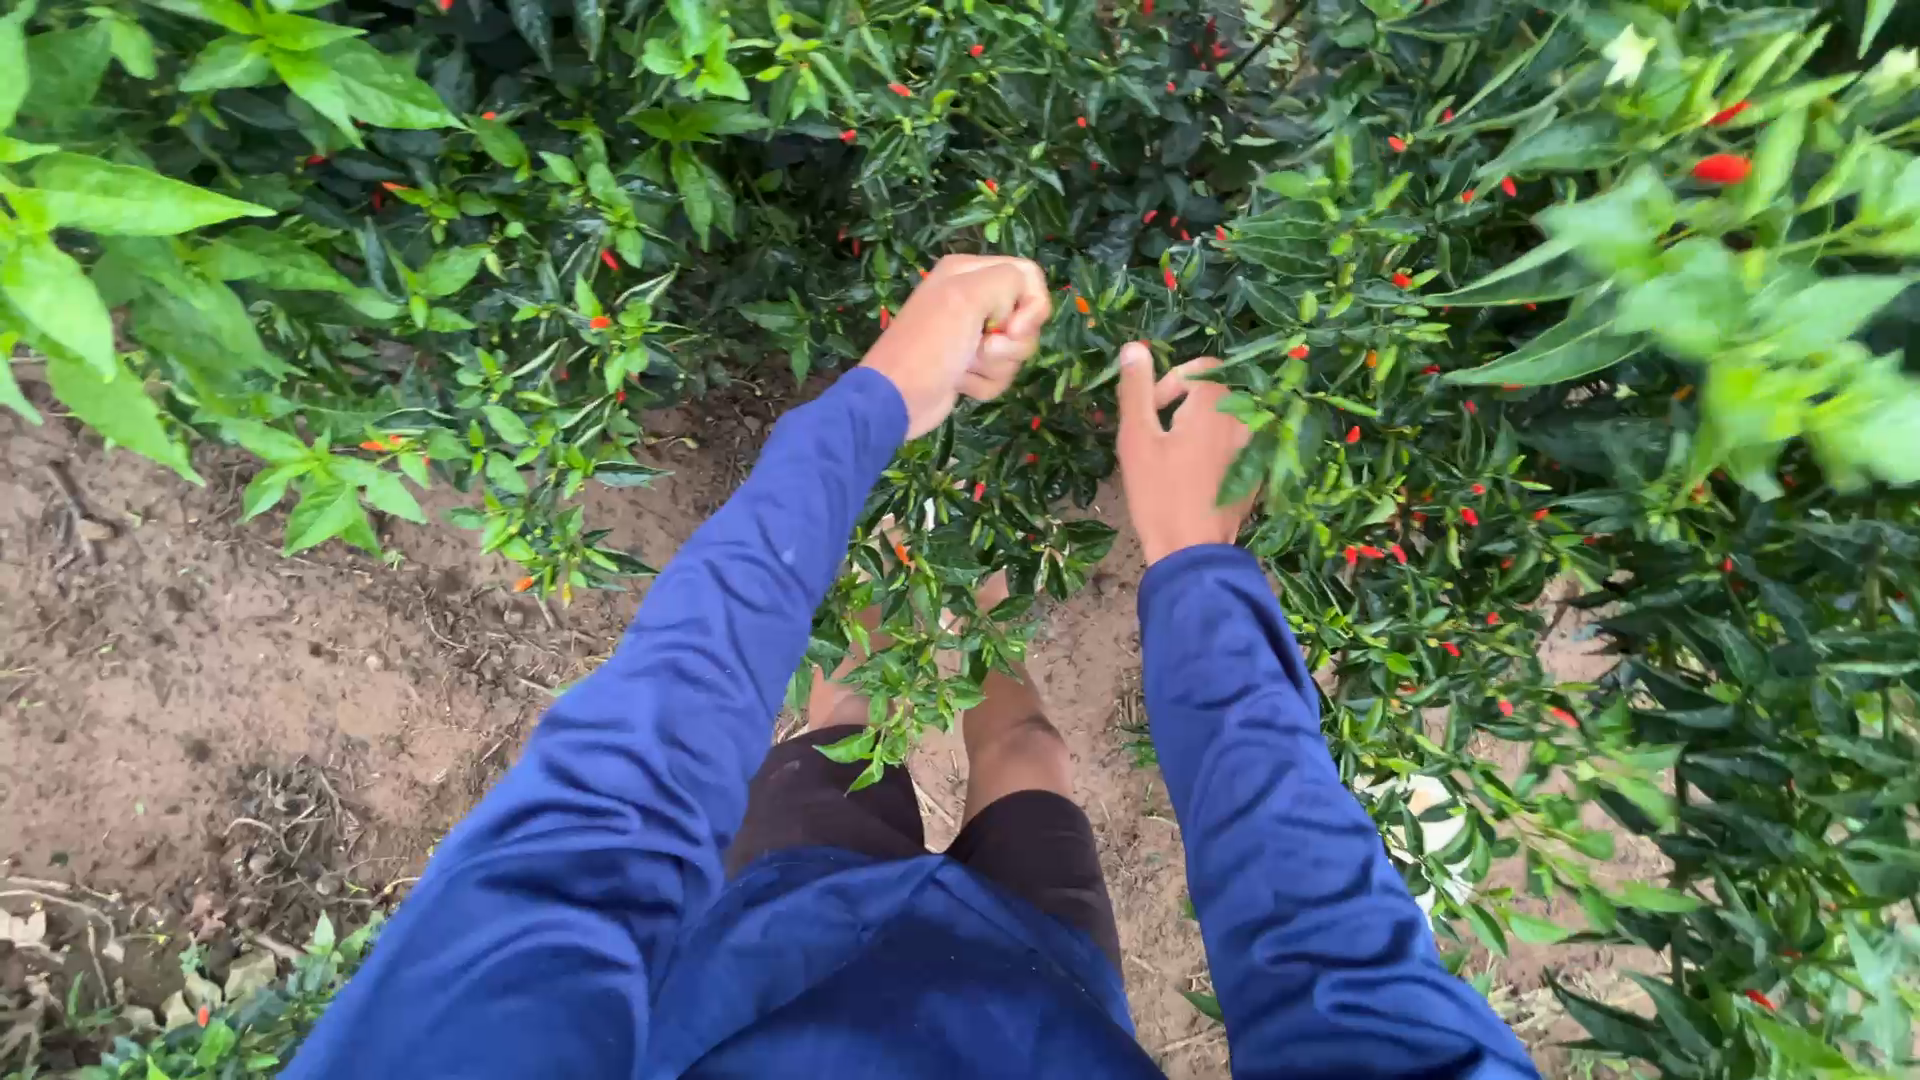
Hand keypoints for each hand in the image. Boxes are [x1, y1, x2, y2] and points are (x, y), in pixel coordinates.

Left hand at [858, 254, 1050, 437]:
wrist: (898, 397)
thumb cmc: (930, 344)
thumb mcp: (967, 297)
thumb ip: (1008, 281)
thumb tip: (1021, 310)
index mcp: (970, 272)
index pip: (1029, 277)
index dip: (1033, 305)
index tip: (1016, 328)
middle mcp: (973, 299)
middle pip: (1027, 318)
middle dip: (1011, 343)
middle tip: (983, 349)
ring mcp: (972, 335)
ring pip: (1015, 351)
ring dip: (994, 366)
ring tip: (964, 367)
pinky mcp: (971, 366)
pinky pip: (1000, 373)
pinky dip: (983, 383)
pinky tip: (958, 382)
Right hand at [1115, 341, 1255, 565]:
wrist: (1192, 550)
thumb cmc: (1159, 494)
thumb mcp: (1137, 439)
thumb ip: (1136, 390)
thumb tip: (1134, 348)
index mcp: (1217, 405)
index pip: (1202, 367)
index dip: (1171, 381)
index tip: (1152, 411)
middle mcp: (1245, 419)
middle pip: (1217, 390)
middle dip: (1186, 401)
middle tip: (1160, 431)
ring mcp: (1255, 447)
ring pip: (1228, 416)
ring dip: (1201, 422)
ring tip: (1175, 452)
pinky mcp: (1256, 471)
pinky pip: (1238, 441)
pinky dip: (1216, 444)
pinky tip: (1194, 472)